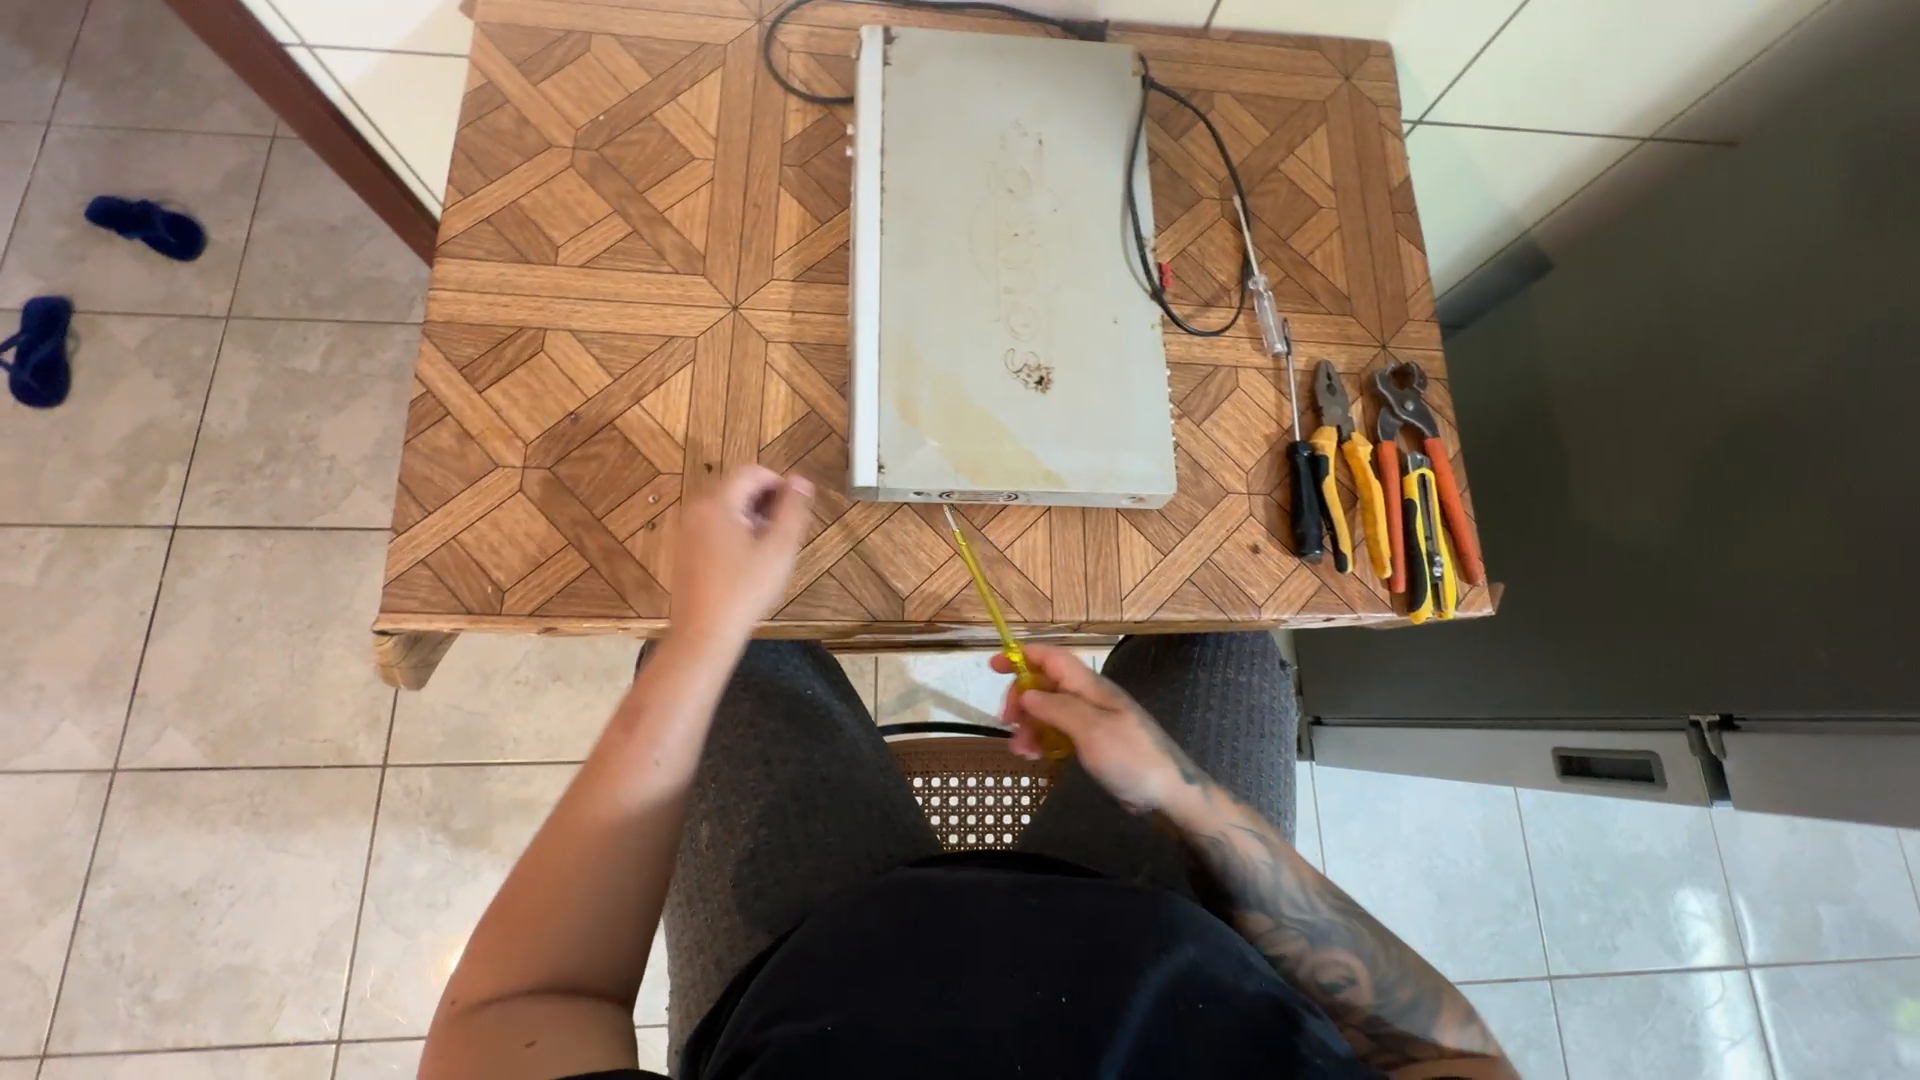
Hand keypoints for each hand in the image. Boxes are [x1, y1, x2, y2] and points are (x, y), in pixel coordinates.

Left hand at [669, 466, 812, 643]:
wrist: (705, 632)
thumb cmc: (745, 590)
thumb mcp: (779, 548)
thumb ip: (793, 509)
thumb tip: (801, 481)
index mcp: (717, 503)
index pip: (752, 472)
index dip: (779, 484)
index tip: (796, 509)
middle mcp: (697, 509)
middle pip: (738, 487)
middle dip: (766, 502)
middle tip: (785, 531)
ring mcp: (687, 530)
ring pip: (727, 507)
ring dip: (753, 517)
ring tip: (769, 548)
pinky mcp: (685, 550)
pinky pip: (715, 526)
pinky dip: (736, 532)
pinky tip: (748, 561)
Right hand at [992, 644, 1205, 814]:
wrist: (1168, 793)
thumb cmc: (1131, 757)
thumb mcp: (1091, 729)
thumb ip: (1056, 708)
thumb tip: (1027, 693)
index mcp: (1090, 686)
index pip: (1052, 657)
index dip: (1022, 655)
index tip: (993, 665)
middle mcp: (1088, 697)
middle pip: (1044, 685)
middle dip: (1021, 699)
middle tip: (1006, 722)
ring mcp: (1090, 720)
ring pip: (1048, 711)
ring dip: (1028, 725)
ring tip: (1020, 751)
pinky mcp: (1092, 742)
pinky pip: (1058, 733)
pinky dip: (1042, 740)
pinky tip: (1034, 756)